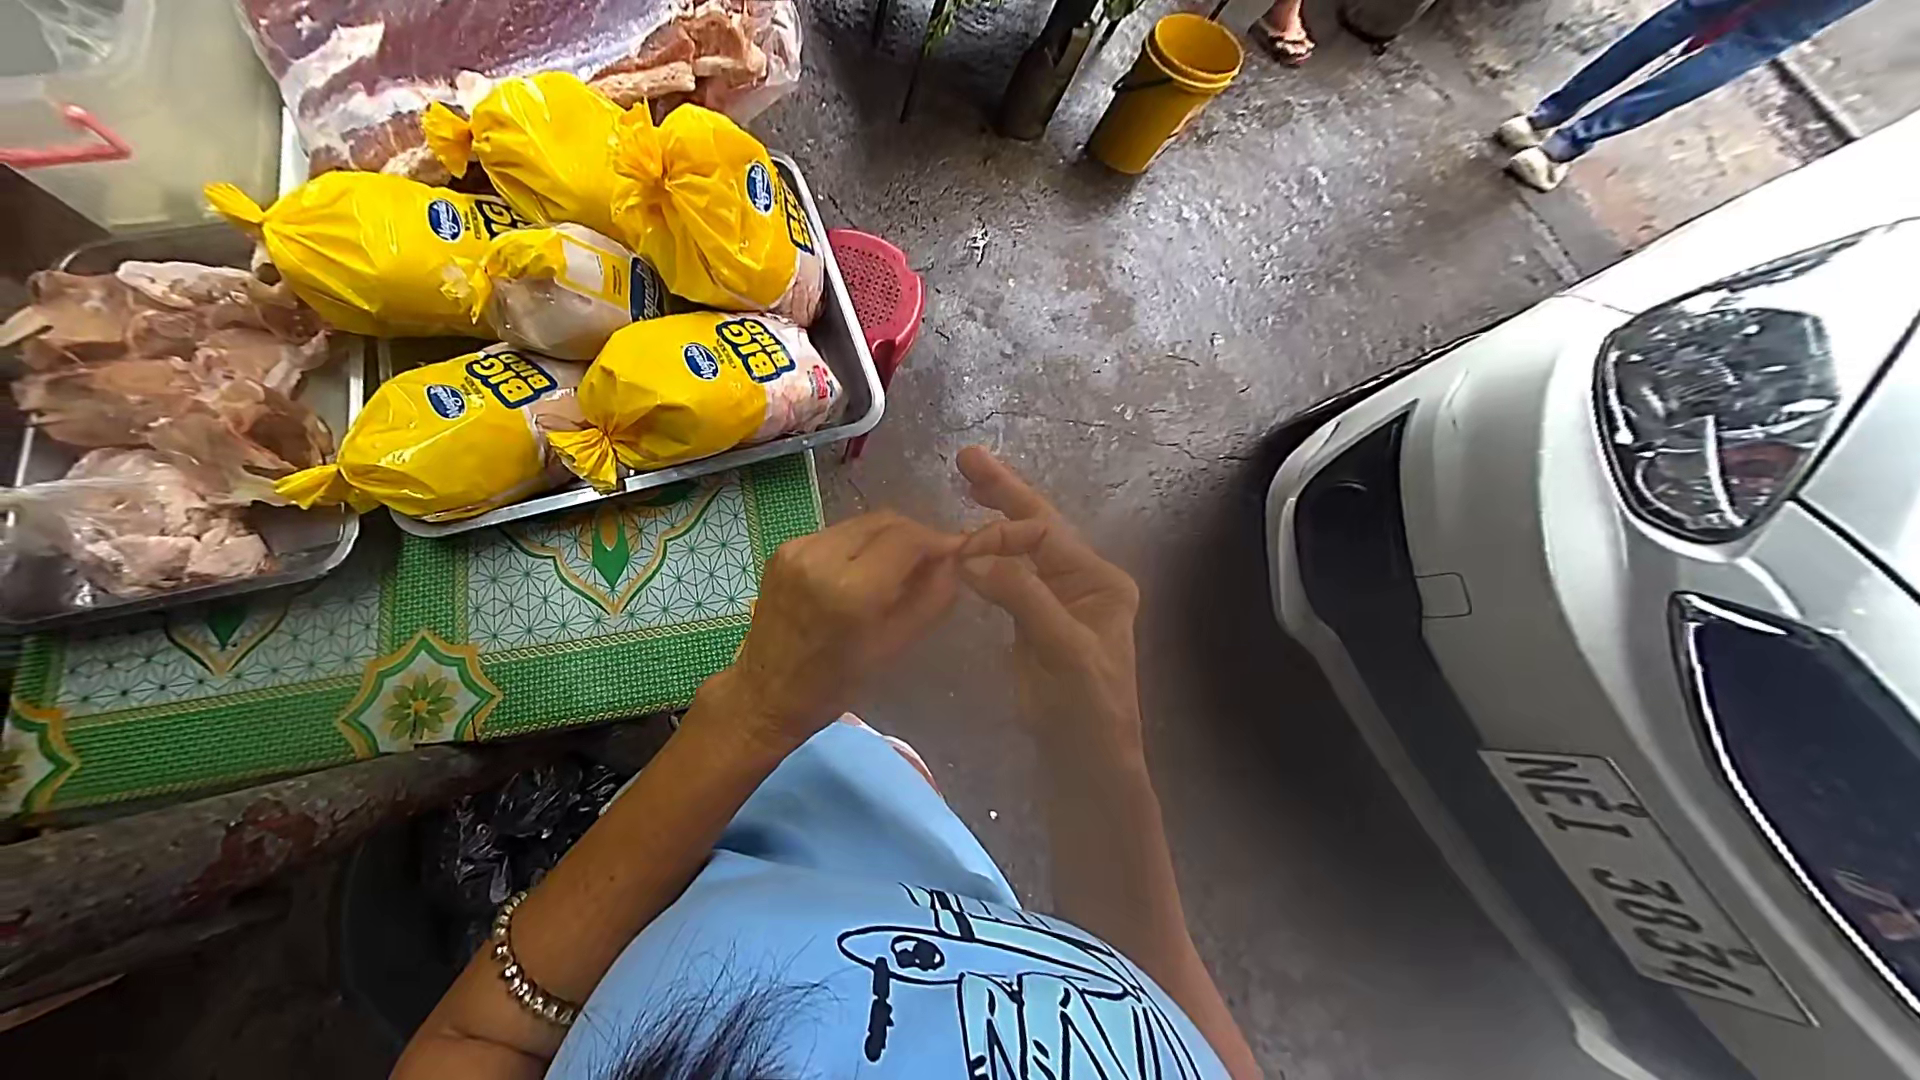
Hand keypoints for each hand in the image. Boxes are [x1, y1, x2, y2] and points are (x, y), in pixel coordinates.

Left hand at [710, 511, 962, 749]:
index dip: (936, 539)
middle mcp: (822, 558)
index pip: (907, 538)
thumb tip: (955, 559)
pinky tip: (861, 570)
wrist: (766, 693)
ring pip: (861, 523)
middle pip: (885, 521)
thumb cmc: (836, 682)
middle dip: (914, 534)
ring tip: (898, 565)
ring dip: (887, 537)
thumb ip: (932, 597)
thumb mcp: (895, 645)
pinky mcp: (784, 548)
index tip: (953, 552)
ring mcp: (798, 549)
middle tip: (930, 558)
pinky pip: (836, 533)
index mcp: (852, 590)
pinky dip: (858, 545)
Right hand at [955, 447, 1143, 756]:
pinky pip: (1008, 577)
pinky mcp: (1034, 622)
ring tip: (968, 479)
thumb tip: (971, 555)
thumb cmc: (1087, 709)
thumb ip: (1021, 595)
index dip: (1001, 534)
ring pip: (1021, 548)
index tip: (962, 553)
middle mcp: (1081, 581)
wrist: (1087, 764)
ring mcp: (1056, 600)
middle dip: (1003, 493)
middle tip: (968, 458)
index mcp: (1099, 581)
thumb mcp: (1062, 649)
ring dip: (994, 516)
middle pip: (1037, 527)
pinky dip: (988, 556)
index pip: (1044, 536)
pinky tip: (969, 543)